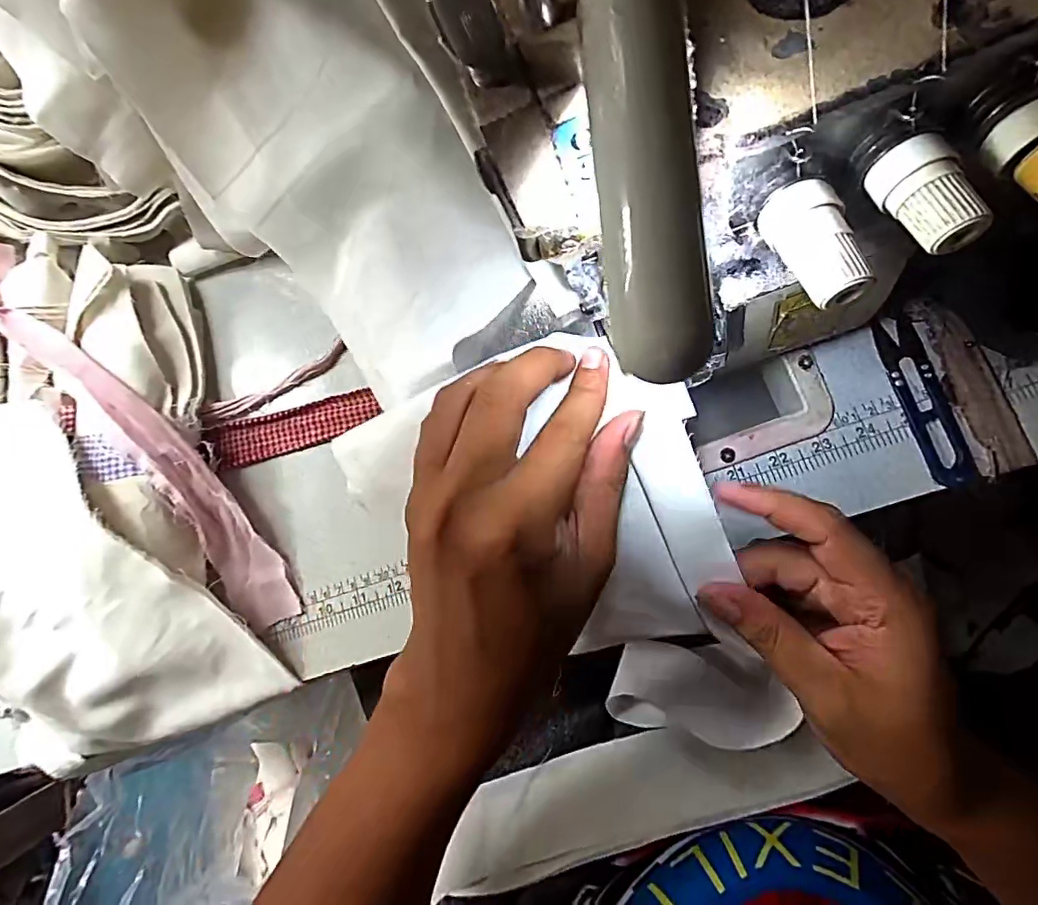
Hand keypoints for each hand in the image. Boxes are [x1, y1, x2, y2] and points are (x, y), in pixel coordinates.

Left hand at [383, 346, 643, 769]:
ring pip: (459, 398)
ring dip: (499, 371)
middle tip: (571, 359)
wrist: (458, 677)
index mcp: (517, 521)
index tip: (602, 363)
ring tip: (535, 370)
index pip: (561, 432)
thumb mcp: (589, 566)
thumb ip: (604, 485)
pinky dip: (467, 396)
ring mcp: (430, 490)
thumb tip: (624, 420)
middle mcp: (465, 494)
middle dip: (540, 364)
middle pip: (501, 396)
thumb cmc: (536, 635)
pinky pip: (437, 423)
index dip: (587, 391)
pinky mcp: (414, 493)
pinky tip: (493, 396)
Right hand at [697, 482, 973, 827]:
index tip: (728, 492)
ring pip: (797, 569)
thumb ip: (769, 634)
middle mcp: (875, 584)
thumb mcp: (824, 691)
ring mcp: (864, 597)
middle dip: (753, 567)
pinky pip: (803, 590)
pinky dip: (772, 600)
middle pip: (802, 552)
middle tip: (711, 592)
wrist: (938, 780)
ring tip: (724, 605)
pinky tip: (748, 614)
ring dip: (759, 584)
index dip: (775, 504)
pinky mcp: (853, 612)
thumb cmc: (893, 742)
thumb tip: (715, 592)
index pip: (826, 529)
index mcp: (883, 596)